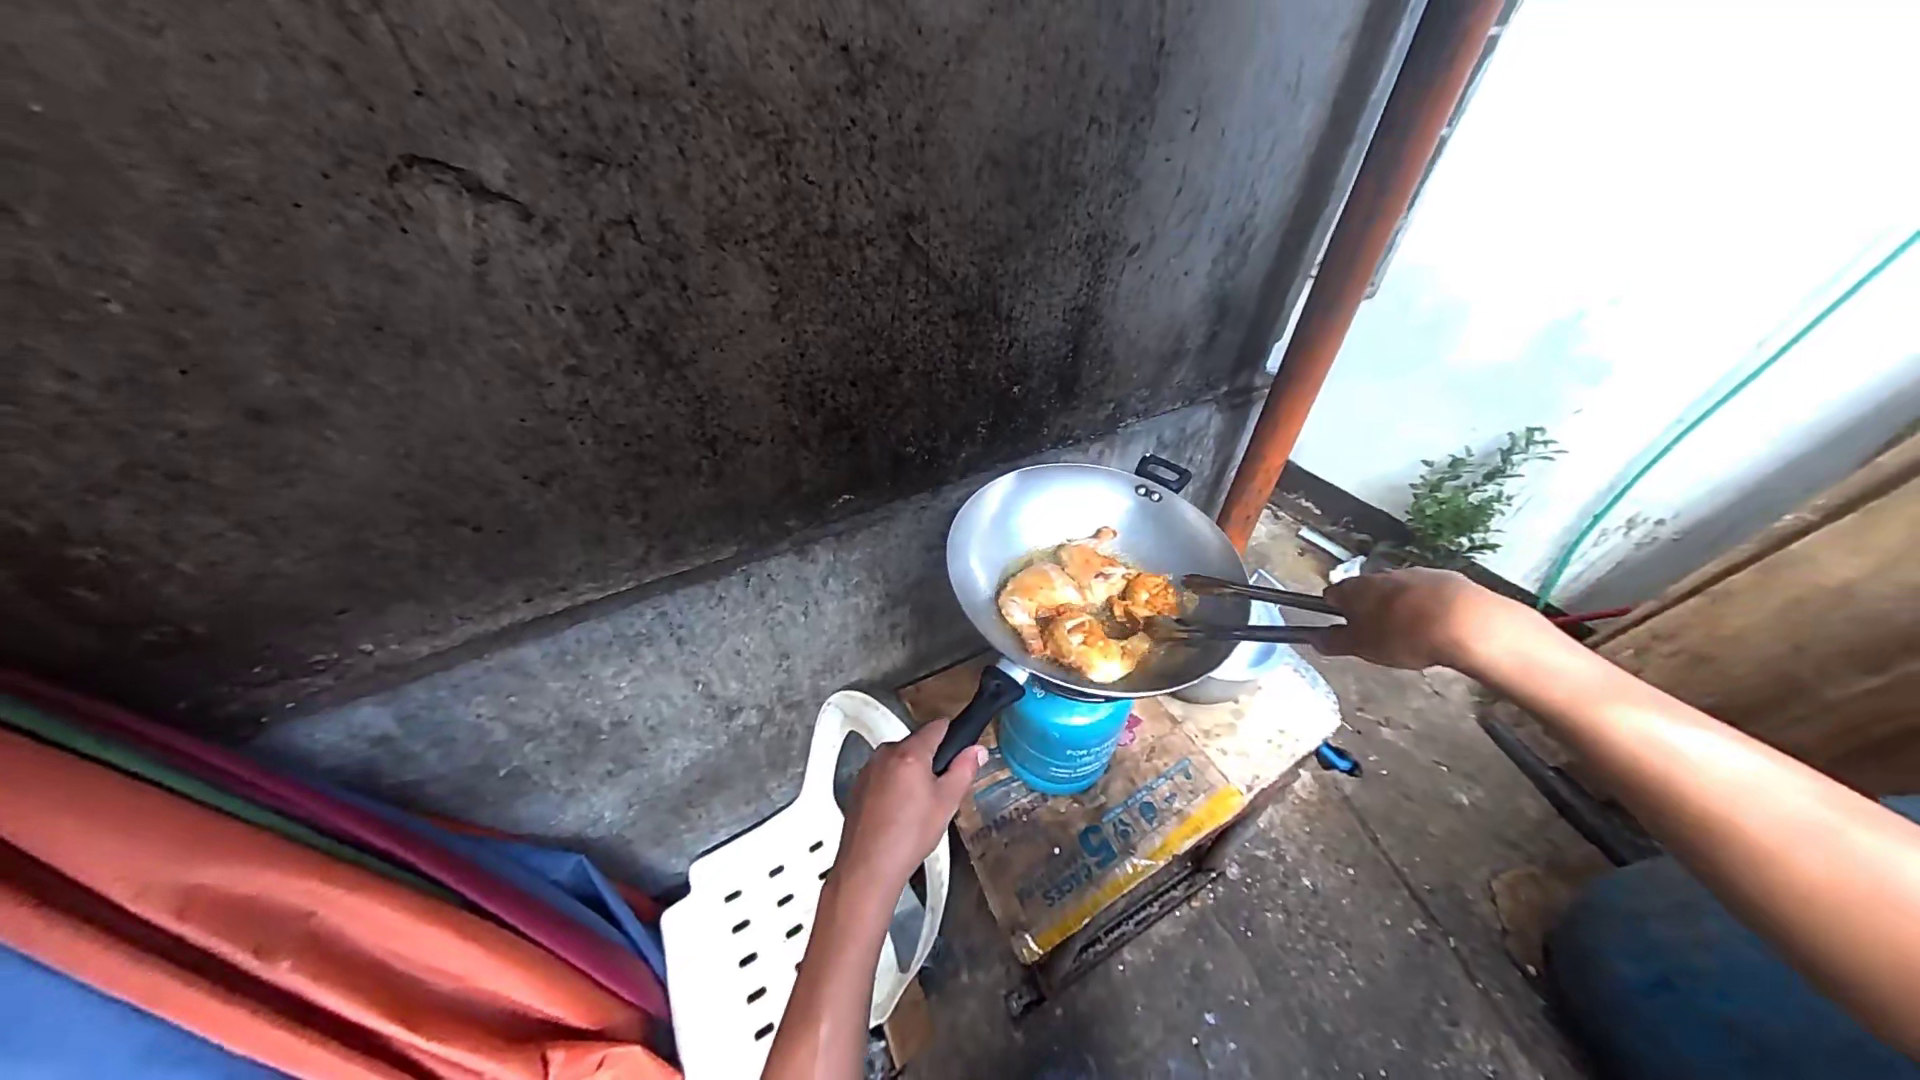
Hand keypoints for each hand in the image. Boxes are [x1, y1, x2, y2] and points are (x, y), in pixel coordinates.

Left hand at [834, 718, 984, 896]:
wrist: (868, 867)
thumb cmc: (909, 836)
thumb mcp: (948, 802)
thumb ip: (964, 769)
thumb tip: (976, 751)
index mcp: (911, 753)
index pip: (937, 726)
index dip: (952, 736)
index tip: (959, 749)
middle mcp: (886, 754)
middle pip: (917, 744)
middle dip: (930, 761)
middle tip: (940, 791)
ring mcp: (869, 769)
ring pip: (899, 760)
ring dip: (910, 774)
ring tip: (918, 808)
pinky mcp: (858, 785)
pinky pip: (883, 775)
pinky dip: (892, 786)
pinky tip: (898, 814)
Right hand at [1316, 568, 1542, 671]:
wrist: (1467, 622)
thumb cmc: (1403, 636)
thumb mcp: (1362, 647)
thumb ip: (1334, 642)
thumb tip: (1312, 638)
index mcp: (1353, 589)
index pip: (1331, 594)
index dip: (1334, 611)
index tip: (1343, 628)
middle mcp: (1379, 574)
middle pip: (1365, 590)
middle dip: (1368, 607)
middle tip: (1378, 635)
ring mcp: (1414, 573)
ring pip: (1397, 589)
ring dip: (1398, 605)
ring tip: (1412, 633)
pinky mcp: (1446, 578)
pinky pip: (1428, 592)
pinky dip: (1427, 605)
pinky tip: (1438, 624)